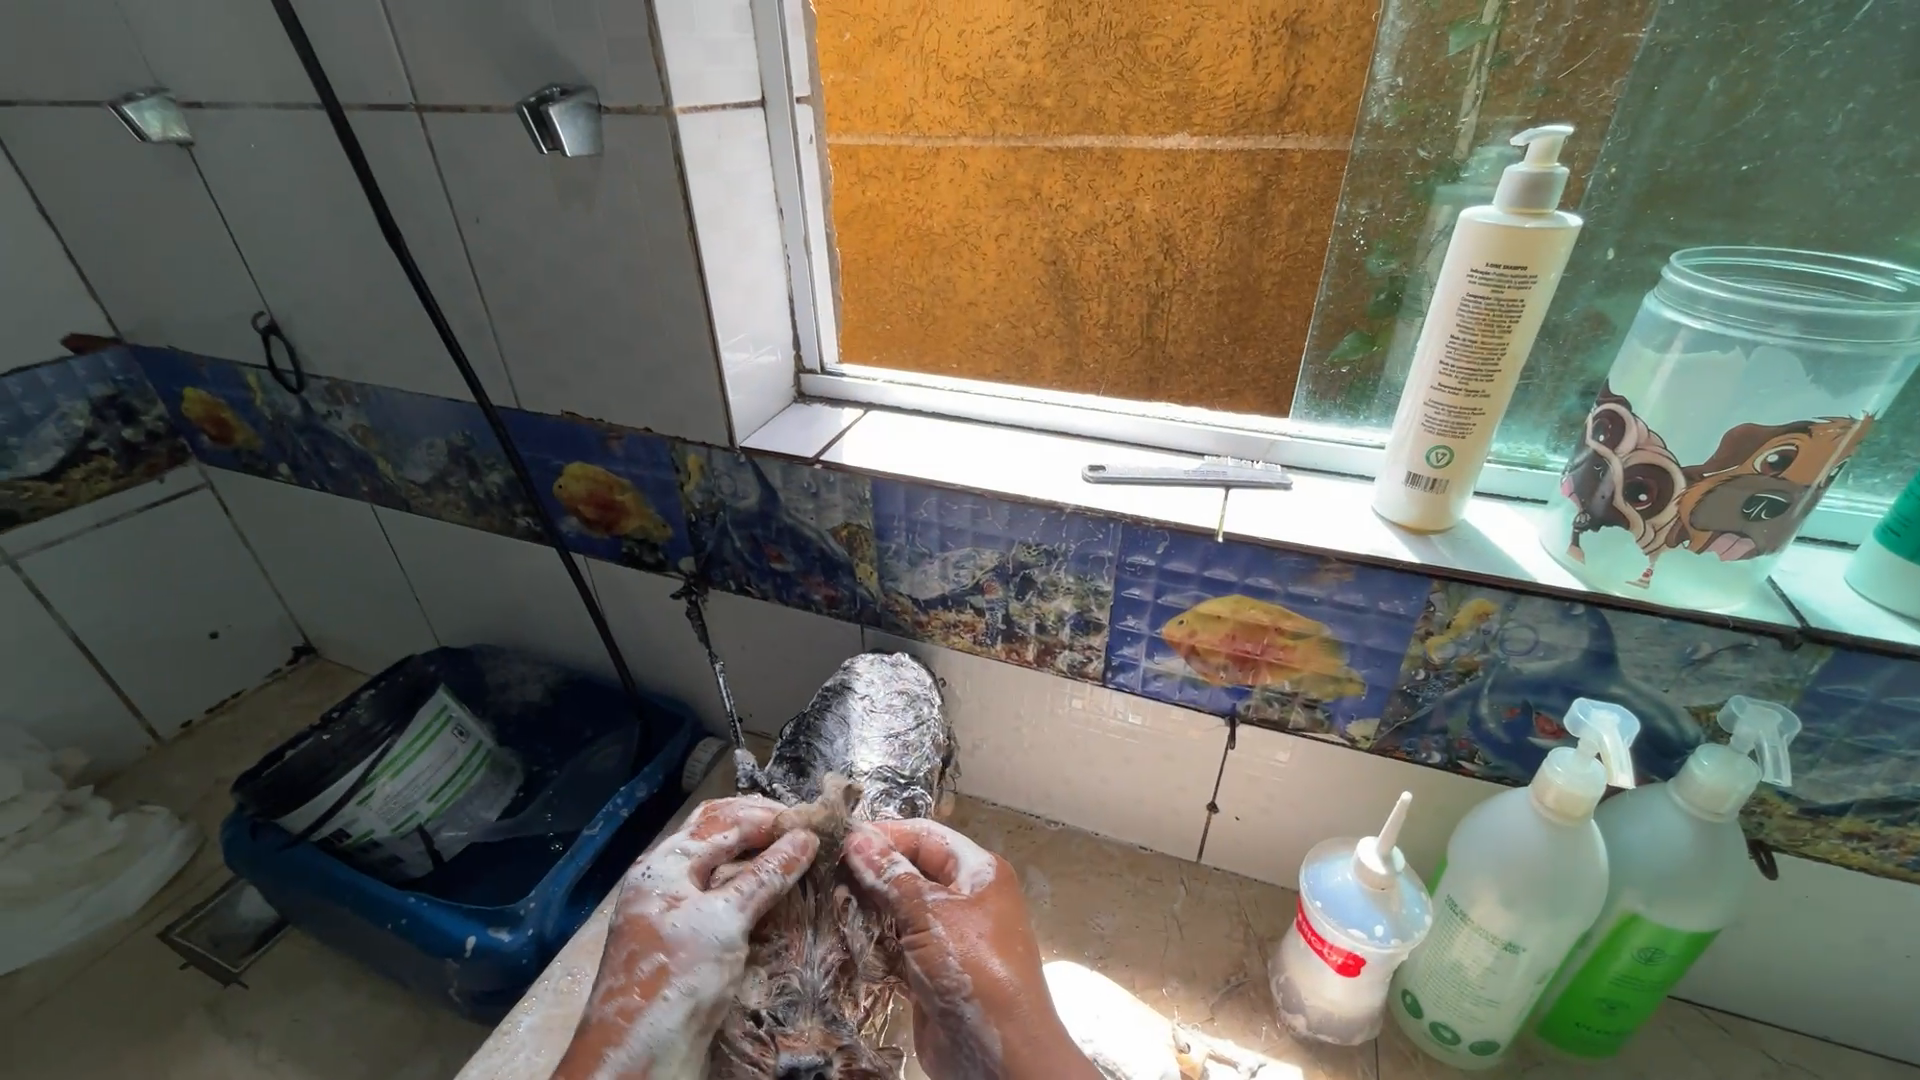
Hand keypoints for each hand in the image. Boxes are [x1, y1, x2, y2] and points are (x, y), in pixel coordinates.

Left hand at [553, 796, 817, 1079]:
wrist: (638, 1064)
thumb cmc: (675, 981)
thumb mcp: (724, 921)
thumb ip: (766, 875)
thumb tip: (807, 835)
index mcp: (663, 865)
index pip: (721, 822)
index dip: (766, 818)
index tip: (810, 820)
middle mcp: (666, 881)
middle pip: (718, 836)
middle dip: (760, 829)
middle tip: (805, 830)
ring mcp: (675, 912)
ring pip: (723, 868)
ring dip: (759, 858)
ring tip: (800, 856)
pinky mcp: (688, 942)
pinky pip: (725, 898)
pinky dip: (752, 888)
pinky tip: (780, 893)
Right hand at [843, 819, 1097, 1079]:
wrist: (1000, 1055)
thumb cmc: (974, 969)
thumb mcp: (932, 915)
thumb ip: (891, 877)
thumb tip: (857, 839)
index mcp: (978, 872)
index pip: (927, 837)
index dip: (886, 834)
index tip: (842, 837)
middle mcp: (965, 897)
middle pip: (913, 869)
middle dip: (874, 870)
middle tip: (828, 868)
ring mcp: (948, 935)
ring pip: (901, 907)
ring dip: (869, 905)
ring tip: (828, 897)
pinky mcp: (931, 969)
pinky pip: (898, 942)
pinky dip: (873, 939)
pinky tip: (842, 933)